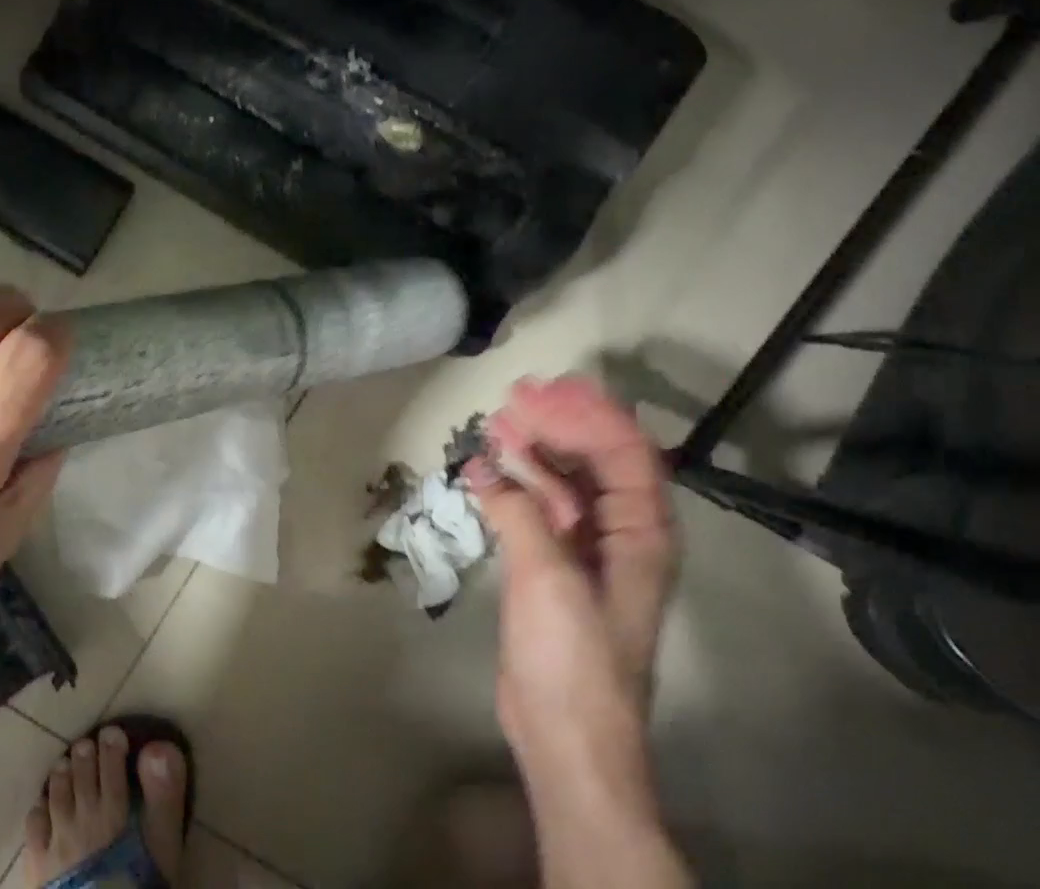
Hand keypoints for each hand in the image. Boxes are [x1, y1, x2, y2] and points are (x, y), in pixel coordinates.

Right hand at [462, 376, 677, 769]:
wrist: (566, 732)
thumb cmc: (573, 656)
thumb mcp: (549, 578)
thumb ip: (522, 514)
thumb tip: (486, 467)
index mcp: (642, 535)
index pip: (626, 455)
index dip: (588, 416)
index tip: (544, 390)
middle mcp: (621, 536)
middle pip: (595, 463)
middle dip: (559, 425)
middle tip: (516, 395)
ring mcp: (585, 555)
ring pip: (564, 486)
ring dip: (532, 453)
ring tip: (494, 424)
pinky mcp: (552, 572)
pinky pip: (536, 514)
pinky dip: (512, 489)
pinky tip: (481, 473)